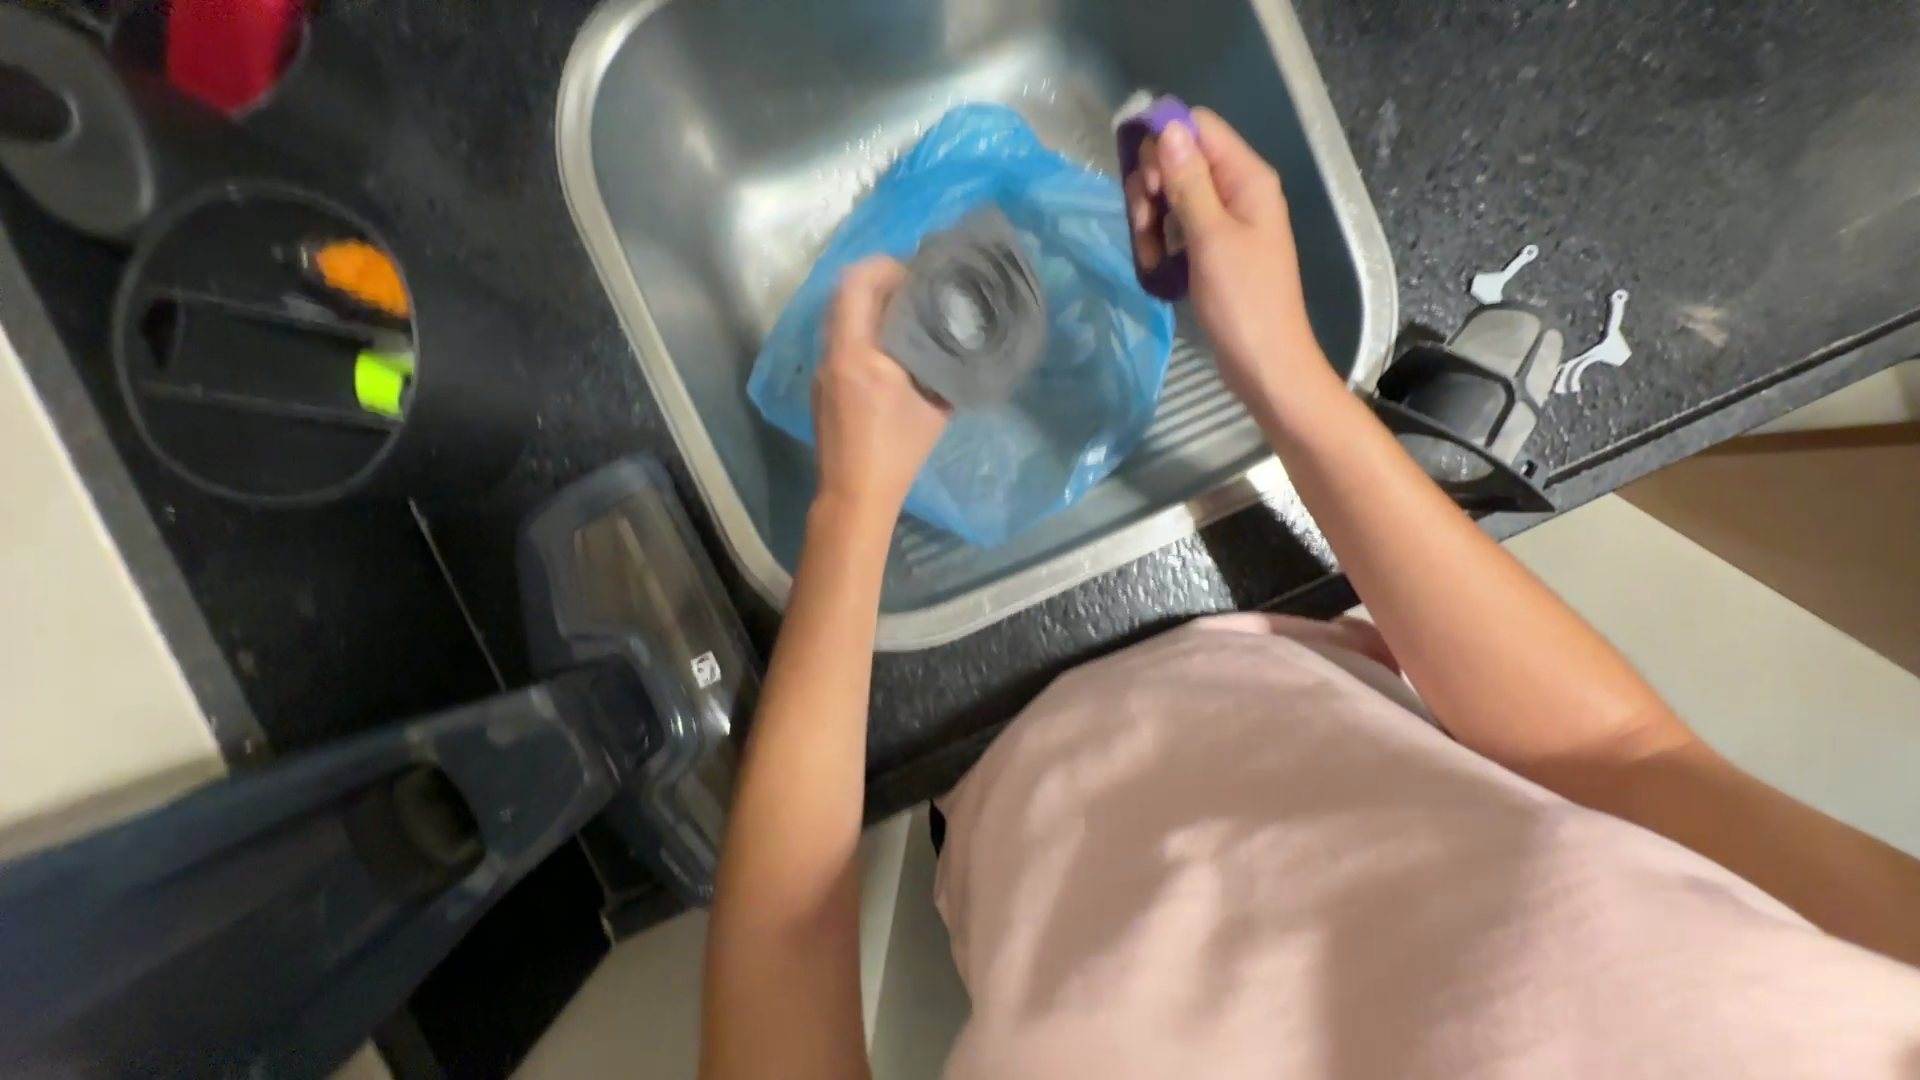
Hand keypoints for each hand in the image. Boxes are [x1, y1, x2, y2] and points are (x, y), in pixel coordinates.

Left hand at [812, 256, 949, 522]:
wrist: (854, 495)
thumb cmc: (897, 453)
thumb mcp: (934, 411)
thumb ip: (943, 371)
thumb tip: (956, 347)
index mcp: (860, 355)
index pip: (858, 285)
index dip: (884, 267)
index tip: (914, 275)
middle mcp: (833, 356)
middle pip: (845, 295)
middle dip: (878, 283)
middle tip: (913, 290)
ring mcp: (823, 372)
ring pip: (840, 319)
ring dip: (868, 308)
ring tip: (904, 319)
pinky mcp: (822, 389)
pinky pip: (840, 343)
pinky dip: (862, 333)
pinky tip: (888, 353)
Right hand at [1126, 109, 1336, 406]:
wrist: (1264, 362)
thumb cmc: (1243, 302)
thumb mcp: (1211, 238)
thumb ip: (1189, 183)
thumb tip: (1168, 128)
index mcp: (1246, 178)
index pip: (1198, 127)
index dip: (1163, 143)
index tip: (1144, 186)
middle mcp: (1237, 191)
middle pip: (1180, 160)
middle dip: (1151, 189)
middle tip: (1143, 228)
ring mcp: (1225, 222)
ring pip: (1173, 197)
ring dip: (1151, 222)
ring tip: (1149, 258)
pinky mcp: (1213, 250)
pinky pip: (1178, 229)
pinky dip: (1161, 243)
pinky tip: (1156, 268)